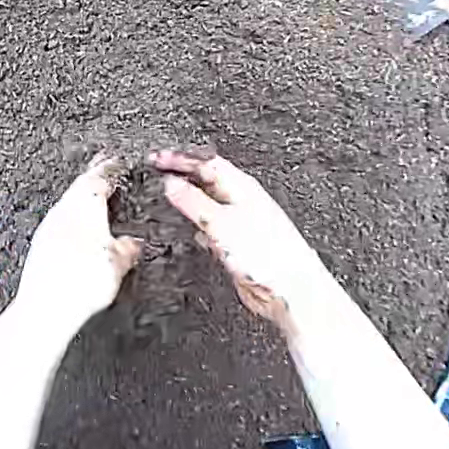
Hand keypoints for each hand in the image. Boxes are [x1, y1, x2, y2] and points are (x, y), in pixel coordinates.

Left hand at [13, 153, 143, 334]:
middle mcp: (65, 208)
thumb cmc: (82, 280)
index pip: (100, 175)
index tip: (118, 161)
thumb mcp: (119, 262)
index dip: (111, 167)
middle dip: (95, 177)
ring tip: (96, 199)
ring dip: (84, 197)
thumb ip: (129, 248)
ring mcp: (50, 225)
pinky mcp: (41, 244)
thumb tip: (134, 242)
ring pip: (70, 202)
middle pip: (82, 185)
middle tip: (106, 169)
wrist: (45, 307)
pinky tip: (80, 230)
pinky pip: (62, 221)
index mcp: (86, 203)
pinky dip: (74, 218)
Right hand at [152, 150, 334, 327]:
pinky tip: (190, 230)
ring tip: (167, 195)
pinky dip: (197, 224)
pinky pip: (213, 227)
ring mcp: (240, 222)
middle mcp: (241, 200)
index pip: (205, 162)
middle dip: (182, 173)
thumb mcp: (222, 222)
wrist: (292, 289)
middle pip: (207, 178)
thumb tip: (171, 183)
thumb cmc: (268, 253)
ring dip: (188, 198)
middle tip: (158, 170)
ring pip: (208, 202)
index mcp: (241, 186)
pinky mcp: (238, 244)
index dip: (180, 159)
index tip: (156, 158)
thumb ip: (194, 202)